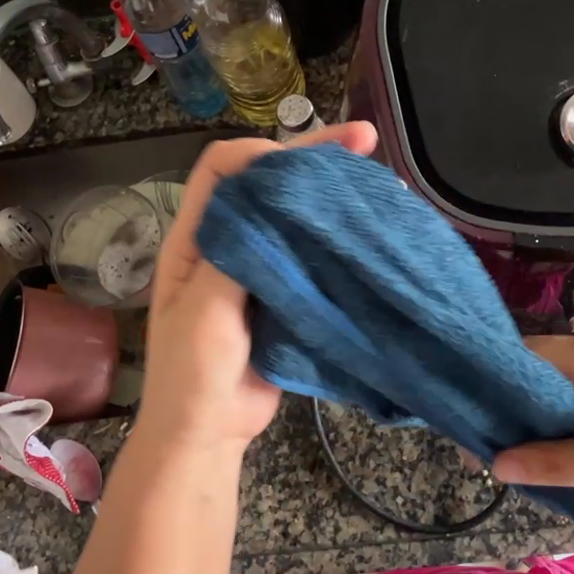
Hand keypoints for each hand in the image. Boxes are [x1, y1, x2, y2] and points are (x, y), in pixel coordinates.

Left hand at [134, 122, 380, 451]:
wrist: (207, 433)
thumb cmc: (192, 373)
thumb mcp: (204, 312)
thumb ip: (233, 255)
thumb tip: (271, 199)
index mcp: (197, 237)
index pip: (223, 169)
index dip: (262, 153)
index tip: (306, 158)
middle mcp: (229, 243)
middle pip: (268, 184)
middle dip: (313, 157)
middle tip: (365, 140)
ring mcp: (260, 268)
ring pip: (297, 216)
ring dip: (333, 194)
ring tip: (381, 180)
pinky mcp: (287, 294)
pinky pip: (314, 254)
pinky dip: (341, 237)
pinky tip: (371, 229)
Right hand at [491, 330, 573, 497]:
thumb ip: (555, 464)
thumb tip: (496, 465)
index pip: (518, 357)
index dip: (491, 391)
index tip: (472, 427)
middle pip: (536, 365)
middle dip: (514, 404)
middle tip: (495, 446)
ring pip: (559, 374)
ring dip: (542, 408)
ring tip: (525, 448)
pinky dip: (567, 406)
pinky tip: (564, 437)